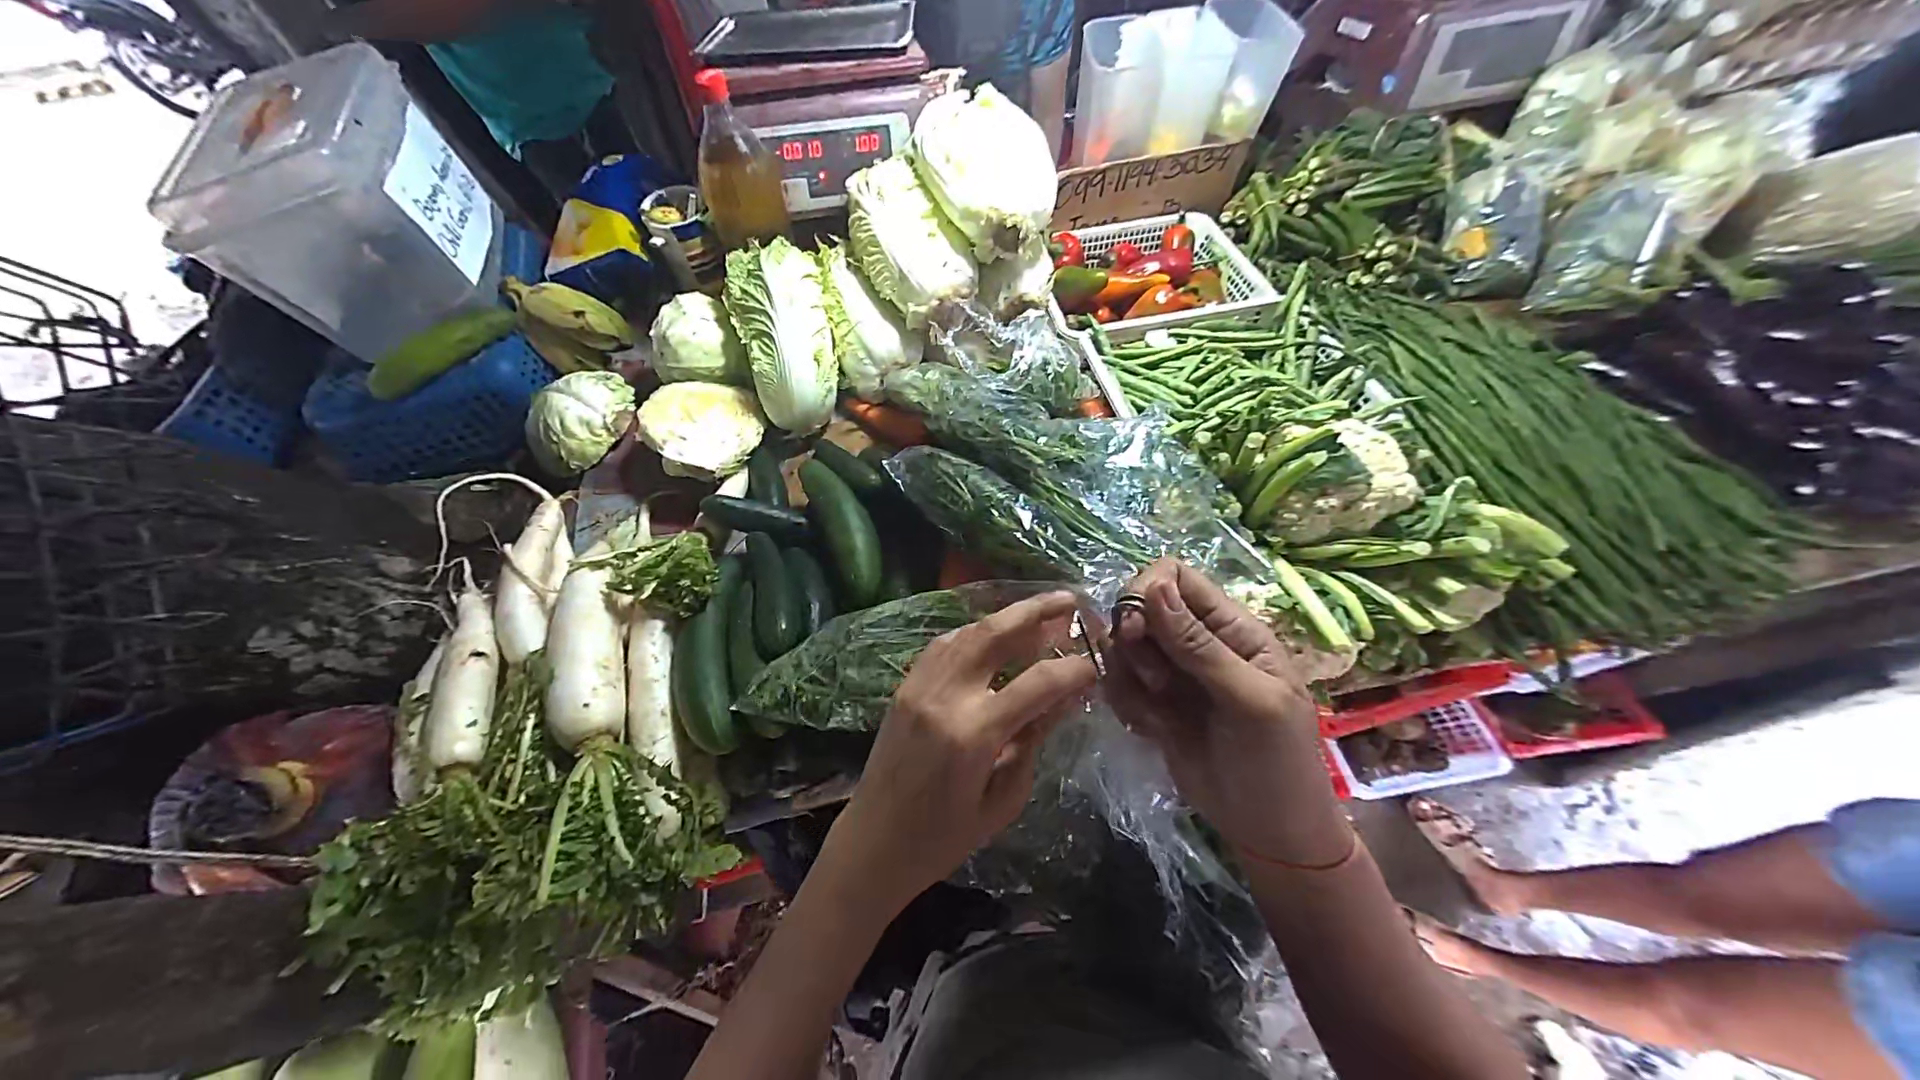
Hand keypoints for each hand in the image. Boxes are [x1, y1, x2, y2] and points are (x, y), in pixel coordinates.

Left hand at [817, 591, 1097, 916]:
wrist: (874, 843)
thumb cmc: (944, 839)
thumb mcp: (1003, 800)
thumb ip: (1033, 743)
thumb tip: (1063, 699)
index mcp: (974, 733)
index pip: (1037, 683)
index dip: (1073, 670)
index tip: (1096, 664)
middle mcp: (945, 696)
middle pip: (996, 634)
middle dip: (1037, 612)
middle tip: (1071, 600)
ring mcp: (919, 685)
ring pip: (968, 631)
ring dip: (1006, 616)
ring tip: (1040, 610)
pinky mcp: (905, 686)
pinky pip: (944, 644)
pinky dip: (974, 631)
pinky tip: (994, 632)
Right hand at [1106, 559, 1348, 864]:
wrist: (1271, 831)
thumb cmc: (1277, 761)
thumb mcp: (1248, 700)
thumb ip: (1199, 645)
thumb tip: (1154, 586)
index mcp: (1231, 627)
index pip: (1174, 576)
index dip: (1145, 591)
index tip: (1135, 628)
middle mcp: (1197, 641)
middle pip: (1138, 609)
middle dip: (1134, 643)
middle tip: (1156, 683)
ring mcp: (1172, 673)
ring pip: (1122, 648)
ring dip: (1129, 679)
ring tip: (1160, 716)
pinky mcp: (1153, 703)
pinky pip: (1119, 685)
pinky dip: (1127, 706)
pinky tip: (1154, 732)